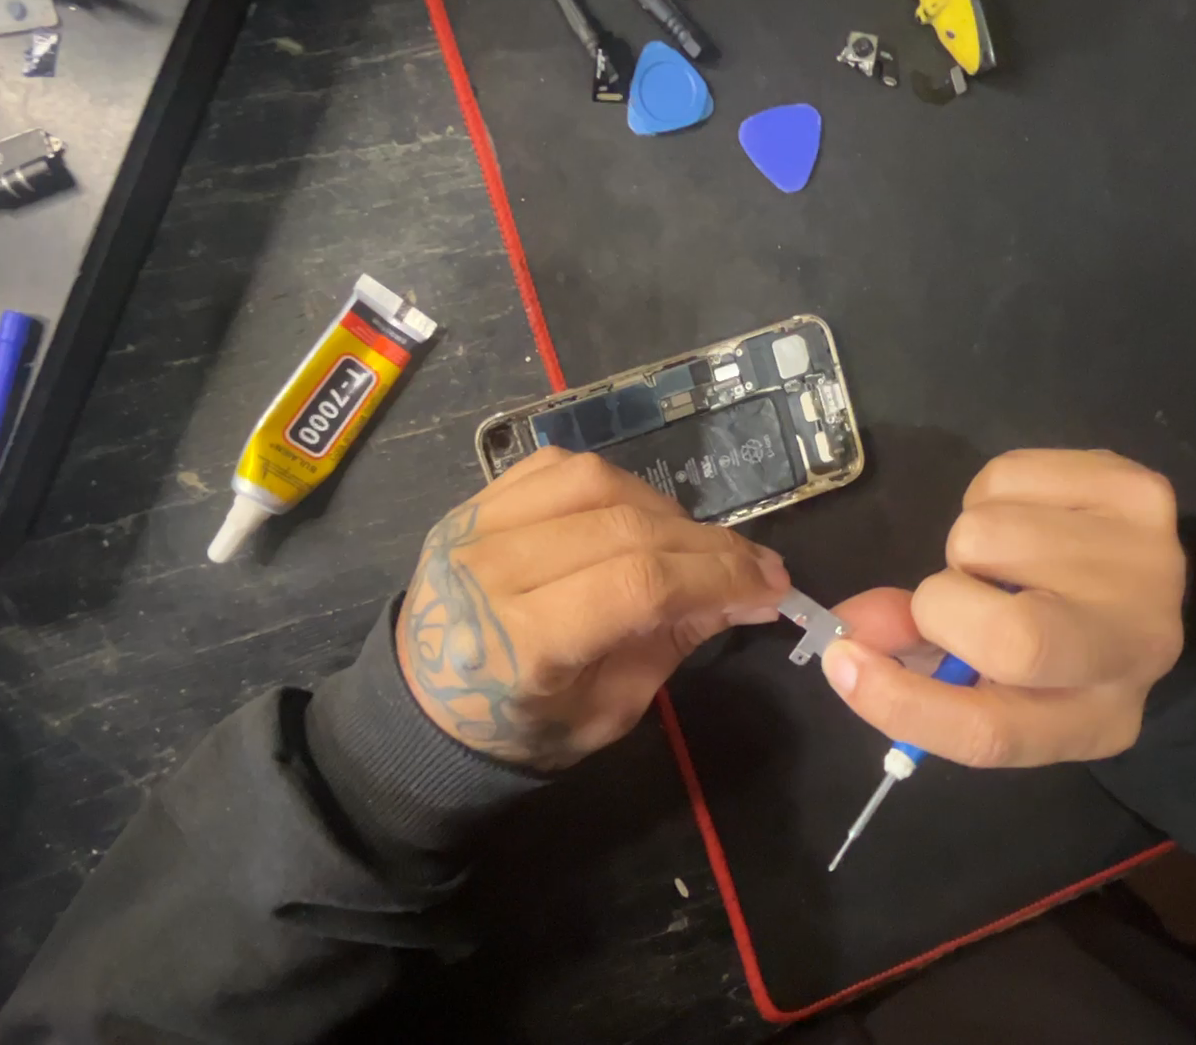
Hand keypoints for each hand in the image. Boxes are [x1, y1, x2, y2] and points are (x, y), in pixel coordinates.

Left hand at [398, 448, 789, 769]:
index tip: (771, 586)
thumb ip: (673, 642)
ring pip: (593, 481)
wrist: (425, 707)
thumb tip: (747, 592)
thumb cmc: (521, 727)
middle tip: (755, 566)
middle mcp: (492, 568)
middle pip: (623, 527)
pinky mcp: (473, 503)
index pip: (637, 583)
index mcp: (521, 640)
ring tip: (693, 545)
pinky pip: (558, 467)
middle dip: (707, 545)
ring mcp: (475, 525)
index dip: (717, 576)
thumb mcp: (608, 708)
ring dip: (663, 508)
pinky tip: (639, 515)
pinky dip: (614, 485)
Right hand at [821, 449, 1185, 766]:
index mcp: (1087, 720)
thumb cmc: (1046, 634)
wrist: (1139, 578)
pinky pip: (1006, 477)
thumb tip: (845, 629)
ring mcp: (1149, 564)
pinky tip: (1029, 517)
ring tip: (1004, 558)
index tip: (841, 661)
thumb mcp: (978, 666)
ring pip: (989, 536)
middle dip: (943, 603)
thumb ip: (907, 652)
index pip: (990, 733)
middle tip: (958, 594)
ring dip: (968, 545)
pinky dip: (990, 493)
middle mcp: (1136, 650)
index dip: (902, 702)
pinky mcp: (1142, 490)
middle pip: (1013, 639)